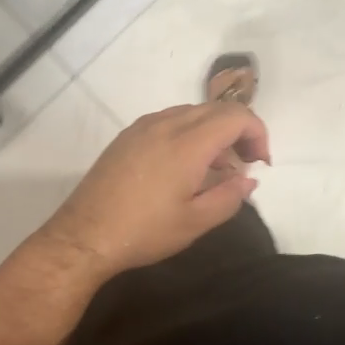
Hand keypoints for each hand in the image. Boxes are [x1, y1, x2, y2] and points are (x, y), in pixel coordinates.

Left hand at [35, 101, 270, 278]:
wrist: (84, 235)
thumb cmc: (144, 231)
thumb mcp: (195, 223)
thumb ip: (230, 197)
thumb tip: (248, 179)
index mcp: (188, 143)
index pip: (236, 116)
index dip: (257, 133)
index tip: (260, 163)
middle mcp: (167, 124)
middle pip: (216, 109)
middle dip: (240, 130)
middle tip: (245, 164)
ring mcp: (144, 126)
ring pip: (193, 112)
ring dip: (214, 131)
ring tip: (216, 168)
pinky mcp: (128, 135)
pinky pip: (170, 120)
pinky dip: (190, 132)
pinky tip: (185, 165)